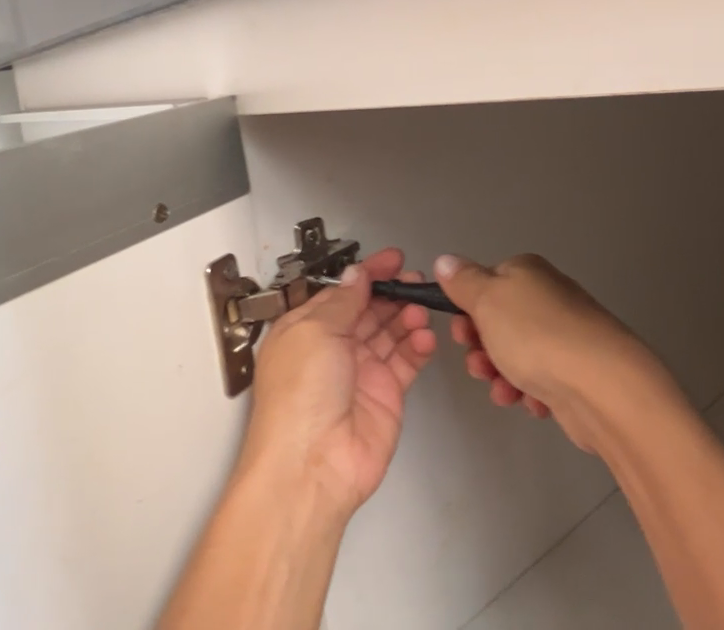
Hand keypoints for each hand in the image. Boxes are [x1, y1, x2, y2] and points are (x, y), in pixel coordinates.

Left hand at [239, 248, 436, 515]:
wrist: (313, 465)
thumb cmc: (297, 401)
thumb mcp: (315, 331)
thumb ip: (344, 300)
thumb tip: (358, 276)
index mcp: (306, 331)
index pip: (342, 292)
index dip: (368, 274)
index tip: (393, 259)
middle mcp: (332, 350)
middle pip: (370, 310)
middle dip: (393, 292)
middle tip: (416, 280)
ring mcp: (360, 372)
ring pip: (391, 332)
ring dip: (407, 316)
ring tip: (420, 308)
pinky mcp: (385, 395)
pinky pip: (407, 361)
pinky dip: (419, 345)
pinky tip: (426, 336)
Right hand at [434, 253, 667, 453]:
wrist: (599, 385)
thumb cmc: (536, 336)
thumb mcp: (488, 300)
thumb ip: (464, 281)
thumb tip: (447, 260)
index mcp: (528, 272)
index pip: (486, 282)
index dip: (467, 309)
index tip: (461, 332)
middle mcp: (549, 297)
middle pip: (499, 322)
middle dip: (481, 347)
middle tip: (479, 364)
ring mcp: (565, 334)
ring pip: (516, 354)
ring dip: (501, 374)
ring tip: (504, 389)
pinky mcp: (575, 370)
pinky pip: (540, 379)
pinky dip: (529, 392)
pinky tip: (531, 401)